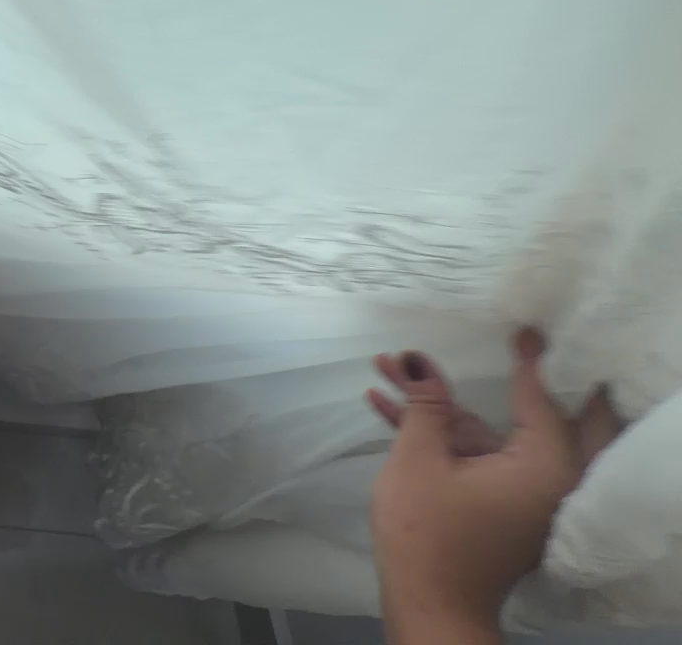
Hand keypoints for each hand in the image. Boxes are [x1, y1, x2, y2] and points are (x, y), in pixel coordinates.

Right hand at [366, 329, 621, 628]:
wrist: (428, 595)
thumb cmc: (428, 526)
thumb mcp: (419, 457)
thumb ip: (424, 406)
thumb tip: (422, 359)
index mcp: (543, 470)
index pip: (543, 404)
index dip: (531, 365)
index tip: (525, 332)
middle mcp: (544, 480)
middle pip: (533, 420)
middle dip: (513, 382)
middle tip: (511, 346)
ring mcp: (517, 493)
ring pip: (483, 430)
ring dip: (436, 401)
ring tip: (387, 364)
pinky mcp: (491, 500)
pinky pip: (467, 451)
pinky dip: (430, 427)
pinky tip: (382, 400)